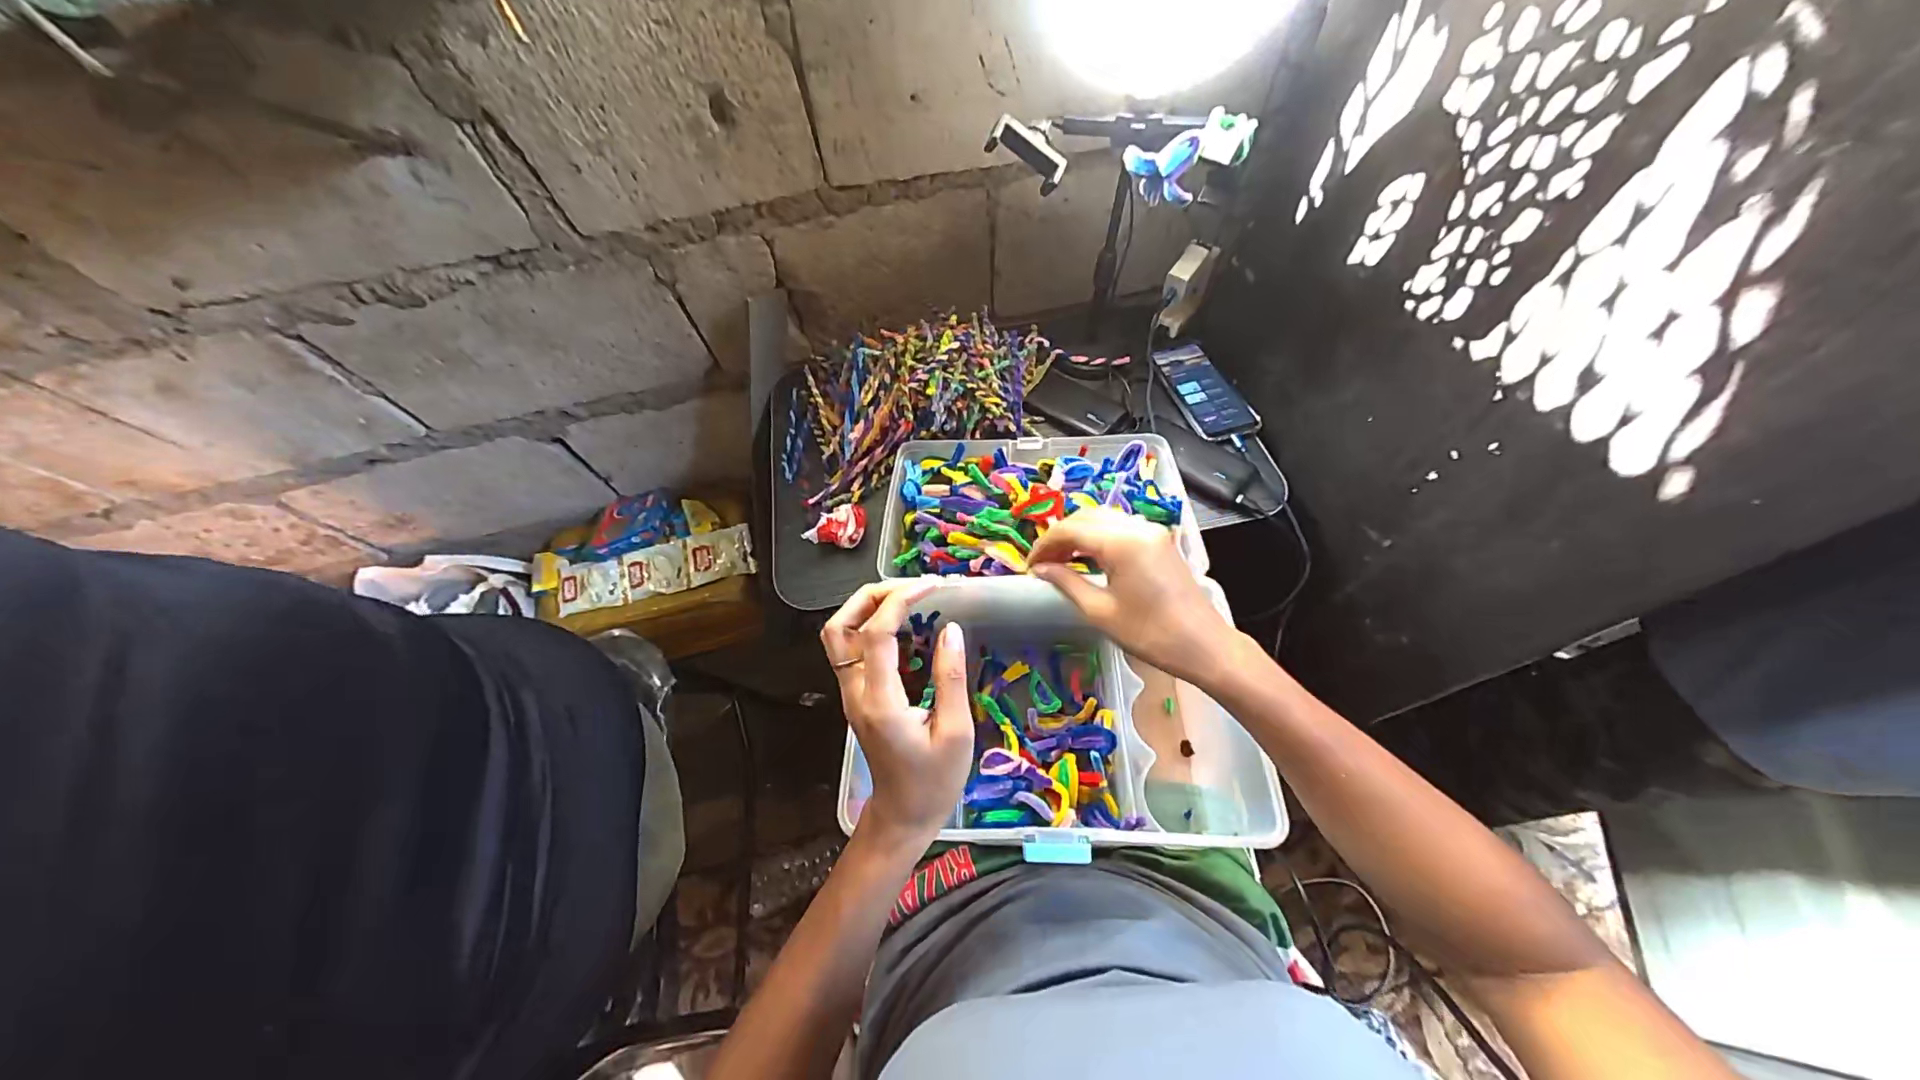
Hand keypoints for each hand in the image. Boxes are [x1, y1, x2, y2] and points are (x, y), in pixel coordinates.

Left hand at [820, 581, 972, 848]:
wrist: (903, 815)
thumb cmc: (934, 781)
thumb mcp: (956, 733)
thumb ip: (950, 679)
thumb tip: (951, 629)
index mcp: (879, 702)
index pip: (875, 634)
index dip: (900, 601)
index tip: (933, 586)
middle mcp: (855, 692)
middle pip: (840, 625)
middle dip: (874, 595)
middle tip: (915, 587)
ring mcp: (850, 693)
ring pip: (837, 634)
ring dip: (867, 606)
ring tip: (908, 597)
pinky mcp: (855, 695)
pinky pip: (851, 648)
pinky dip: (871, 624)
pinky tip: (905, 624)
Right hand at [1027, 507, 1247, 688]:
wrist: (1205, 646)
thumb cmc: (1151, 634)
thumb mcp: (1100, 611)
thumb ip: (1067, 583)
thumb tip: (1040, 569)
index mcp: (1122, 542)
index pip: (1070, 530)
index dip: (1044, 545)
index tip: (1030, 566)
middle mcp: (1137, 526)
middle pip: (1086, 517)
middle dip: (1059, 536)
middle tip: (1042, 563)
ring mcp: (1151, 531)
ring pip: (1103, 519)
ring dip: (1078, 534)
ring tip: (1061, 561)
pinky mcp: (1159, 540)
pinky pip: (1120, 527)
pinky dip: (1098, 537)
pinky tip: (1087, 558)